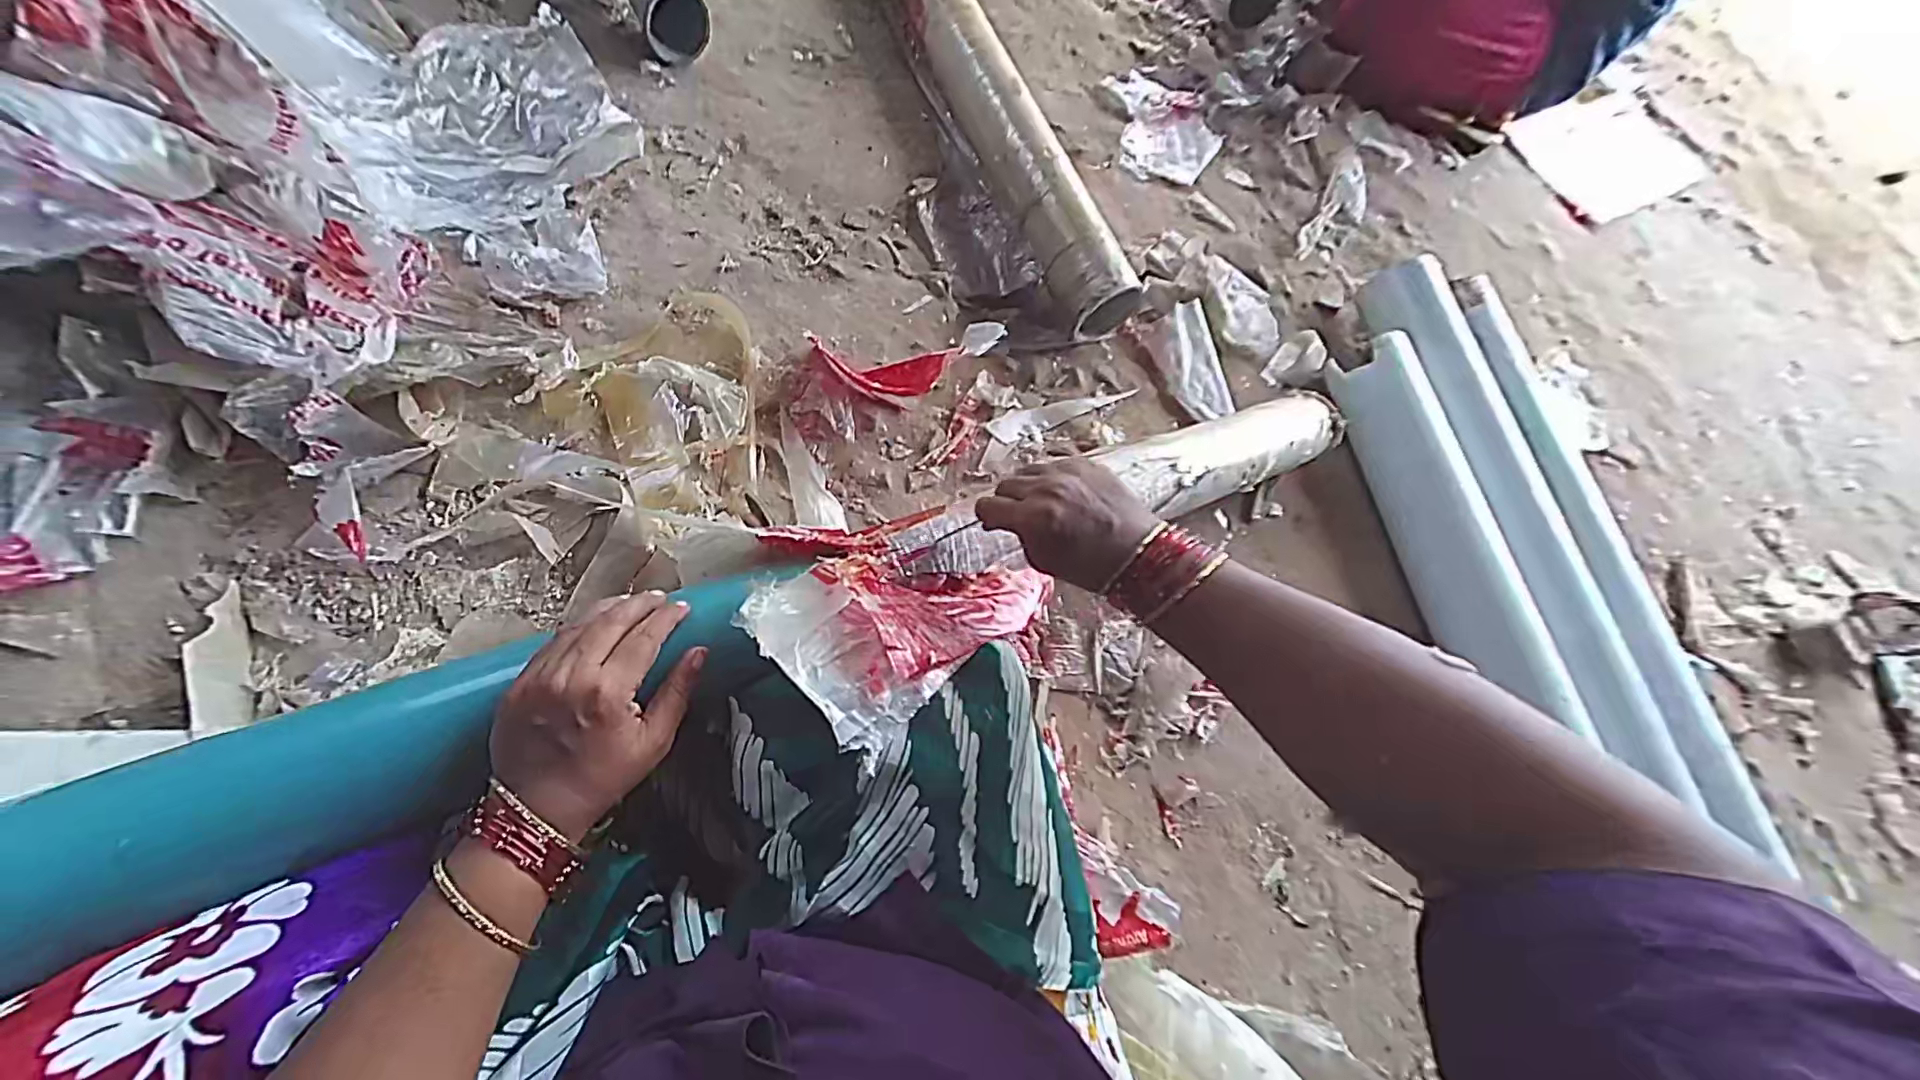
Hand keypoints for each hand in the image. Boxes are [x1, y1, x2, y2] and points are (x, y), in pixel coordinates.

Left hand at [489, 593, 706, 840]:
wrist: (536, 809)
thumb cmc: (603, 779)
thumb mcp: (654, 741)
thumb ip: (677, 691)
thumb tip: (698, 653)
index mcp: (607, 693)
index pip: (644, 638)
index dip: (666, 618)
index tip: (682, 608)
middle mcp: (571, 677)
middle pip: (610, 621)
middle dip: (640, 604)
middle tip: (660, 598)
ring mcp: (540, 678)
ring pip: (579, 625)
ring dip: (609, 608)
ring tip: (632, 602)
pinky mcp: (519, 683)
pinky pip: (554, 642)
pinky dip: (579, 626)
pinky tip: (595, 622)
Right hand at [976, 459, 1161, 592]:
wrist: (1138, 553)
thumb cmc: (1091, 567)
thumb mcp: (1044, 560)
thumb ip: (1019, 536)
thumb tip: (1006, 522)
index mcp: (1033, 517)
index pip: (988, 505)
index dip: (987, 516)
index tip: (993, 522)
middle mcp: (1046, 488)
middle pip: (1005, 484)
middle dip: (1006, 501)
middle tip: (1018, 514)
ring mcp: (1068, 471)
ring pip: (1028, 470)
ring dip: (1027, 486)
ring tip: (1041, 502)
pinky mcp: (1086, 463)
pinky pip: (1054, 462)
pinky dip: (1051, 477)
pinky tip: (1061, 492)